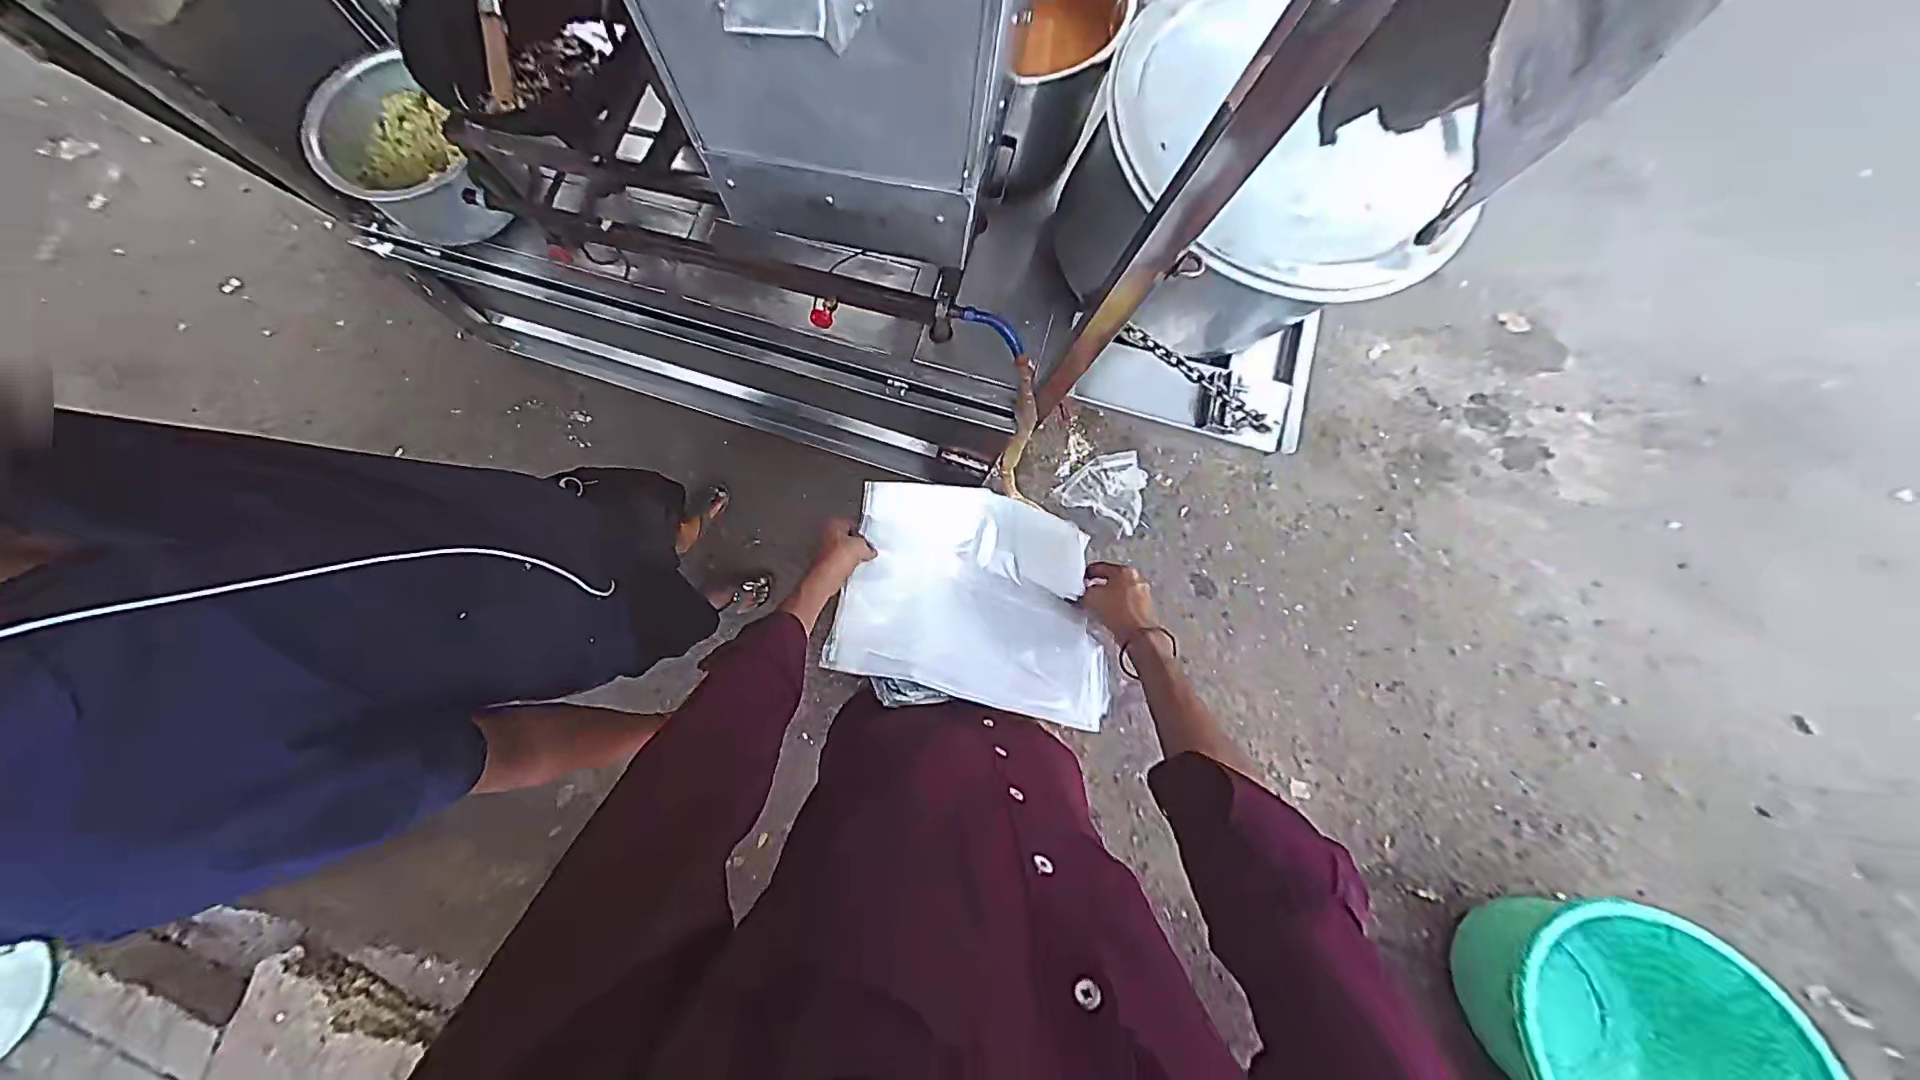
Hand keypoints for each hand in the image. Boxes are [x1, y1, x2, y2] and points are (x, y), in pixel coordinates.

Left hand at [805, 517, 876, 591]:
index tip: (869, 544)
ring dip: (850, 558)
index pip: (853, 525)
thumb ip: (868, 546)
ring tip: (857, 564)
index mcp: (832, 524)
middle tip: (865, 554)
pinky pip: (837, 563)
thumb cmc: (839, 558)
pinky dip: (843, 567)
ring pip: (842, 552)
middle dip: (856, 546)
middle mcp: (824, 534)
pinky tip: (849, 572)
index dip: (862, 534)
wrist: (823, 581)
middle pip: (846, 538)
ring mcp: (820, 550)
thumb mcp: (861, 547)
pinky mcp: (820, 564)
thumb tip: (870, 551)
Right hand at [1080, 561, 1158, 638]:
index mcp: (1125, 571)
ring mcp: (1142, 597)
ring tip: (1097, 610)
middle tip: (1087, 596)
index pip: (1101, 567)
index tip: (1082, 580)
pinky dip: (1116, 612)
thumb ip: (1085, 591)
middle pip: (1112, 581)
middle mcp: (1137, 581)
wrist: (1137, 635)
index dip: (1087, 574)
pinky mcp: (1144, 612)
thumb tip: (1086, 595)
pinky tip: (1108, 619)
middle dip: (1098, 588)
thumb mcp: (1090, 597)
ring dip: (1108, 601)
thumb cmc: (1118, 612)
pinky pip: (1125, 608)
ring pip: (1119, 595)